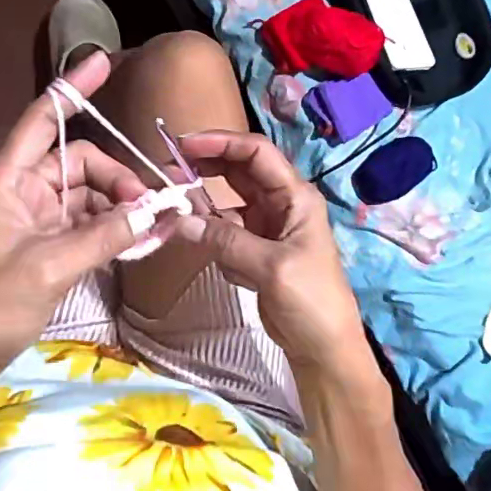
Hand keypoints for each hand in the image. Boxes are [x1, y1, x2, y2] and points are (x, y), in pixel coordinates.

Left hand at [0, 52, 167, 370]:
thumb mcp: (51, 267)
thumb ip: (106, 235)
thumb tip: (157, 210)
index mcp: (7, 180)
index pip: (42, 120)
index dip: (72, 89)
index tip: (101, 60)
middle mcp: (21, 189)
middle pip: (78, 161)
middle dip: (115, 178)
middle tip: (149, 206)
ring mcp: (34, 216)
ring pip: (86, 192)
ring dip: (119, 205)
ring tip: (152, 227)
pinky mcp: (45, 240)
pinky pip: (86, 220)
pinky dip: (111, 227)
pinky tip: (139, 239)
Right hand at [172, 131, 370, 373]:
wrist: (323, 347)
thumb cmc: (311, 301)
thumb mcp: (271, 268)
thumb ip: (227, 241)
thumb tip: (181, 221)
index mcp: (295, 196)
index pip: (256, 153)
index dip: (220, 142)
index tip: (184, 146)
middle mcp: (281, 203)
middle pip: (239, 169)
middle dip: (205, 165)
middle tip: (167, 168)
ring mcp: (267, 224)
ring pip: (228, 198)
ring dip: (202, 199)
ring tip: (174, 203)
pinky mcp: (255, 247)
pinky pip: (225, 227)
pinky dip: (209, 229)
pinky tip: (199, 240)